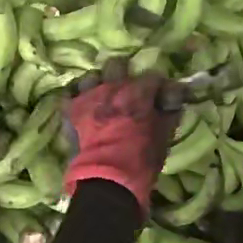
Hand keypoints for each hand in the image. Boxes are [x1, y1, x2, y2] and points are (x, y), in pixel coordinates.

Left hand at [62, 61, 180, 211]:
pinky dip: (76, 98)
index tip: (158, 96)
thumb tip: (173, 102)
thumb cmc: (142, 157)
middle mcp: (112, 87)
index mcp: (138, 92)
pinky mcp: (71, 110)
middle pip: (117, 64)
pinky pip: (69, 93)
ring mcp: (88, 96)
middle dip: (124, 74)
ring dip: (98, 85)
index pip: (152, 76)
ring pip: (92, 76)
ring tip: (102, 97)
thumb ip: (169, 113)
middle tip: (127, 90)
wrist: (108, 178)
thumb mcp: (165, 135)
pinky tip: (82, 105)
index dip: (156, 86)